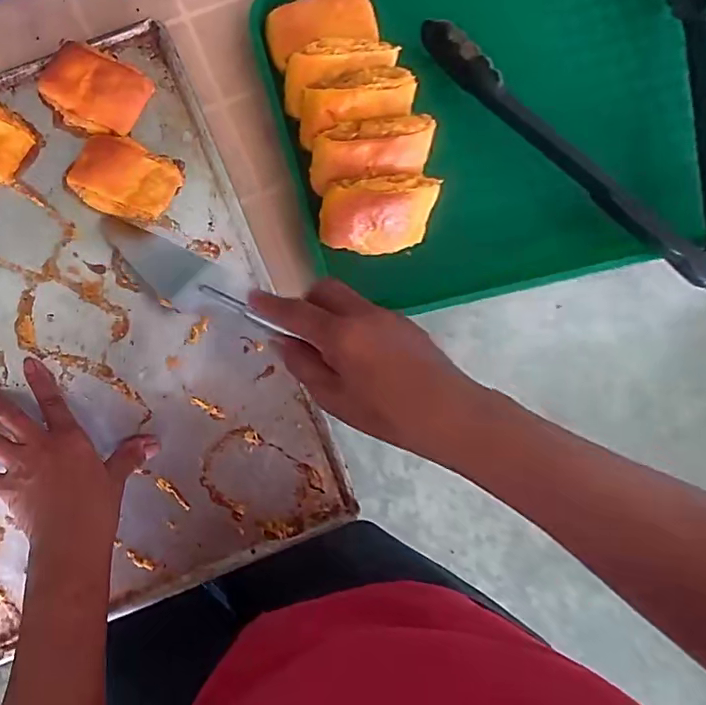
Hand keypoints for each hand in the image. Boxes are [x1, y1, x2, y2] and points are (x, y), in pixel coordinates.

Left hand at [0, 357, 158, 552]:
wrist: (71, 537)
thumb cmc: (96, 506)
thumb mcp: (115, 478)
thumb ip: (128, 457)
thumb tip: (153, 443)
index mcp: (67, 439)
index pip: (53, 403)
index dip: (40, 382)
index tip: (27, 363)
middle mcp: (40, 446)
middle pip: (11, 417)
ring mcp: (21, 467)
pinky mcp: (9, 490)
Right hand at [250, 279, 498, 462]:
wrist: (453, 414)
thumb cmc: (388, 414)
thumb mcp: (335, 399)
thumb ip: (304, 366)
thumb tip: (284, 342)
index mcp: (340, 335)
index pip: (296, 313)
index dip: (270, 306)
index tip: (252, 297)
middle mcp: (362, 315)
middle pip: (323, 290)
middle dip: (305, 302)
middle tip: (300, 332)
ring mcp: (386, 316)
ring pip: (346, 299)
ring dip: (329, 314)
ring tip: (334, 353)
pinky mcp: (403, 323)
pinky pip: (365, 312)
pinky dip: (351, 324)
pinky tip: (362, 358)